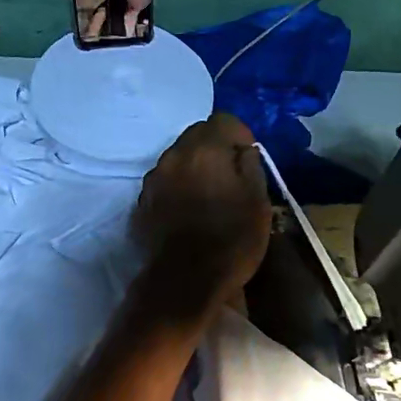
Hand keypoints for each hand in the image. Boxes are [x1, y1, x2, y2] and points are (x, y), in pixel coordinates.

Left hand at [132, 113, 271, 316]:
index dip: (240, 134)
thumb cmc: (231, 240)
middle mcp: (173, 156)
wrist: (185, 281)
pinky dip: (178, 187)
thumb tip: (243, 152)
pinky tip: (189, 210)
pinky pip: (165, 182)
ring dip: (194, 167)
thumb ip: (251, 166)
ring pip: (177, 158)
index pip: (223, 119)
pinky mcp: (143, 202)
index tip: (248, 157)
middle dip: (214, 148)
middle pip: (196, 135)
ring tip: (209, 194)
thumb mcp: (258, 202)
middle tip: (231, 175)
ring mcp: (153, 180)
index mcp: (204, 149)